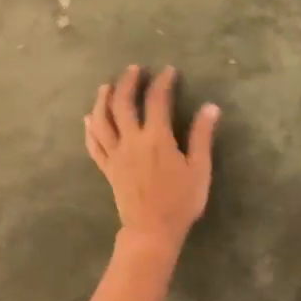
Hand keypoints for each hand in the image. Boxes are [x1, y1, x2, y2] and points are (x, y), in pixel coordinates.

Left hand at [84, 65, 219, 248]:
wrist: (152, 231)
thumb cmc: (181, 201)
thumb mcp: (199, 169)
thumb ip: (202, 136)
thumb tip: (210, 107)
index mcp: (156, 138)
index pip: (157, 101)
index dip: (163, 82)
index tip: (169, 71)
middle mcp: (132, 141)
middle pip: (123, 104)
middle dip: (128, 83)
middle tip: (135, 70)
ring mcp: (116, 155)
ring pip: (102, 120)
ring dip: (103, 100)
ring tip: (107, 86)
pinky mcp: (108, 169)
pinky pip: (94, 144)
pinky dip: (90, 128)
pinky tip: (89, 118)